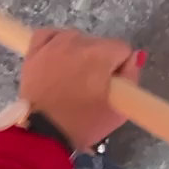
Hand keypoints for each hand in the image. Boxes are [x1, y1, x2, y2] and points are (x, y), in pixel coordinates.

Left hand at [17, 29, 142, 151]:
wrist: (42, 133)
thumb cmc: (83, 123)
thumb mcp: (119, 110)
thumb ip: (132, 78)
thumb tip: (134, 57)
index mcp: (101, 54)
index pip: (123, 49)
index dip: (121, 68)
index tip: (112, 86)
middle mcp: (77, 41)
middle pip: (99, 44)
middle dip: (100, 62)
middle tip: (91, 87)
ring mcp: (53, 44)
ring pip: (76, 38)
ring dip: (78, 53)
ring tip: (72, 78)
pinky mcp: (34, 50)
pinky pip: (50, 35)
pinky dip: (56, 43)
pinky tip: (58, 57)